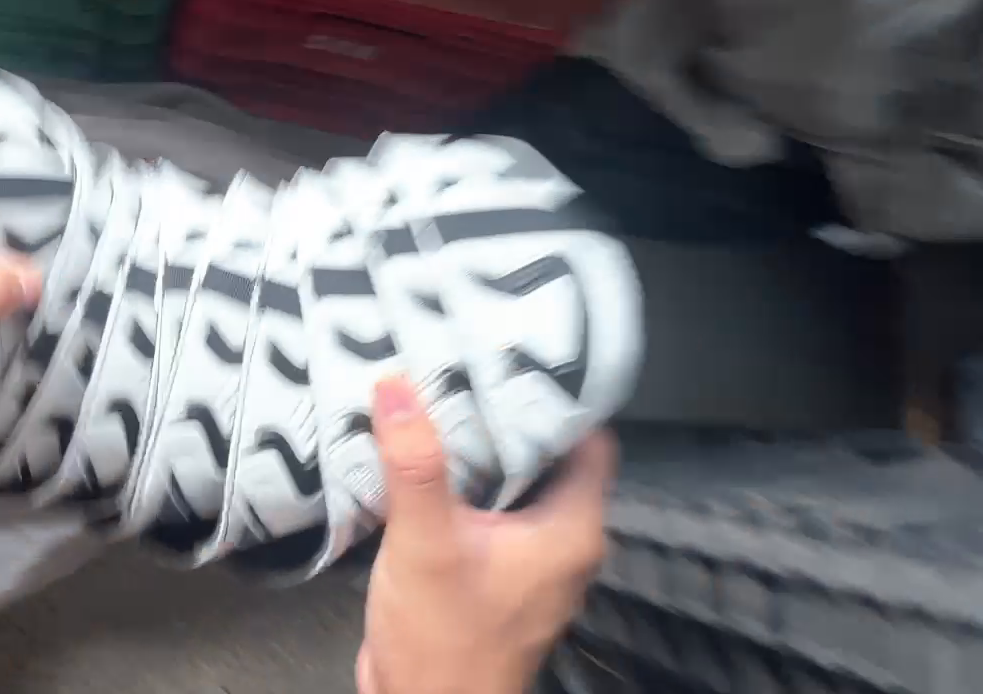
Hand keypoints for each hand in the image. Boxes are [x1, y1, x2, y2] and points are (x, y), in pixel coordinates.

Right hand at [358, 380, 614, 693]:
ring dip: (466, 435)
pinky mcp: (482, 558)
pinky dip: (448, 467)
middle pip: (538, 448)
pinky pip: (474, 496)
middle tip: (449, 352)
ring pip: (503, 472)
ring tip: (423, 384)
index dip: (552, 390)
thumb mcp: (428, 543)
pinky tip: (407, 442)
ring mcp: (518, 549)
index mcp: (569, 527)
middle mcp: (555, 534)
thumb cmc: (444, 637)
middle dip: (495, 403)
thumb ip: (416, 465)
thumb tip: (397, 382)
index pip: (584, 437)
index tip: (503, 345)